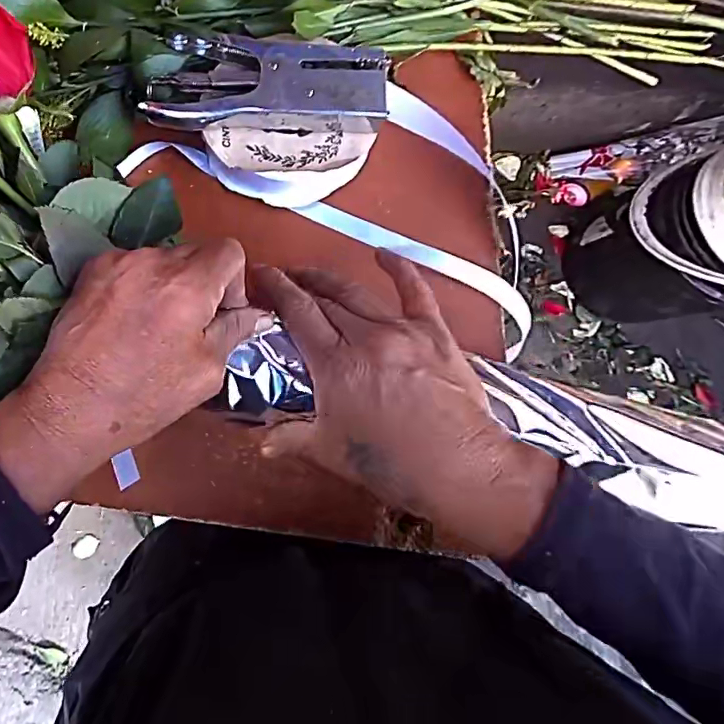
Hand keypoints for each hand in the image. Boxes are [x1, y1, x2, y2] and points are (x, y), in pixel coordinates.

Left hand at [0, 238, 268, 511]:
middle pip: (195, 253)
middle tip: (188, 325)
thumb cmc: (144, 396)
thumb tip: (251, 312)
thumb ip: (233, 331)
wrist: (71, 405)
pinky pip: (130, 265)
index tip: (220, 313)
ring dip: (167, 283)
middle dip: (201, 282)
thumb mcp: (206, 372)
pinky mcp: (91, 269)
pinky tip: (124, 320)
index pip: (229, 250)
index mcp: (189, 284)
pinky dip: (137, 284)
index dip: (233, 281)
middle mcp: (153, 260)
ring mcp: (118, 261)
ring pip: (161, 259)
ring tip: (150, 325)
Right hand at [250, 250, 560, 560]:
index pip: (298, 311)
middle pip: (325, 298)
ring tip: (315, 274)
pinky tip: (385, 256)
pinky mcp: (434, 334)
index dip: (277, 288)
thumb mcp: (329, 451)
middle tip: (284, 280)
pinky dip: (400, 269)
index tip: (264, 276)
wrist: (460, 468)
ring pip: (358, 292)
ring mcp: (402, 332)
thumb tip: (263, 440)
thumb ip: (290, 438)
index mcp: (336, 364)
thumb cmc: (396, 463)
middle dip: (299, 283)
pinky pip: (415, 292)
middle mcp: (366, 339)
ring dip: (332, 279)